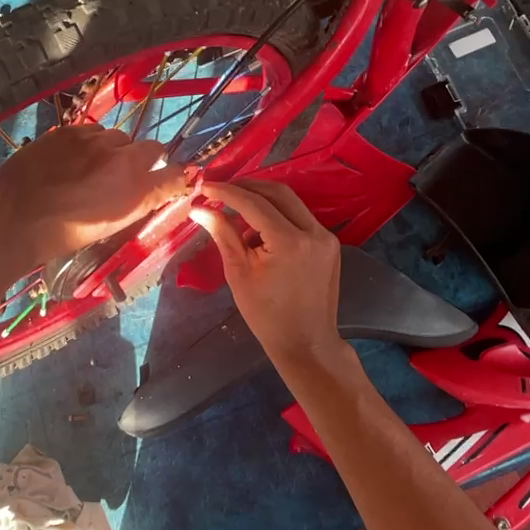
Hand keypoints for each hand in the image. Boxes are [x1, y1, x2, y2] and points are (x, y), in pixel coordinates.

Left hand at [0, 125, 187, 266]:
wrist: (11, 221)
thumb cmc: (60, 236)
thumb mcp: (109, 226)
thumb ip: (137, 203)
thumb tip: (156, 189)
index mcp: (135, 191)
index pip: (175, 174)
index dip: (173, 178)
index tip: (166, 183)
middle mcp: (121, 159)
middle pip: (152, 149)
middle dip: (146, 160)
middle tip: (127, 176)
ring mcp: (94, 140)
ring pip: (120, 137)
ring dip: (116, 149)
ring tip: (96, 167)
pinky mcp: (69, 131)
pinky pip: (92, 131)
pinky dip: (90, 144)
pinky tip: (74, 159)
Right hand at [190, 180, 342, 363]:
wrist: (306, 344)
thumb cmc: (267, 315)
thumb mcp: (239, 273)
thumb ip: (223, 234)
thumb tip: (200, 208)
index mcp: (290, 242)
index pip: (254, 203)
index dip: (227, 192)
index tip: (205, 186)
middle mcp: (313, 232)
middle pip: (277, 192)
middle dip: (247, 187)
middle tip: (221, 190)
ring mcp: (326, 237)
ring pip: (291, 202)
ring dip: (263, 199)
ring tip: (236, 208)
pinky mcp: (330, 243)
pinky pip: (300, 217)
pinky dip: (278, 215)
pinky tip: (259, 227)